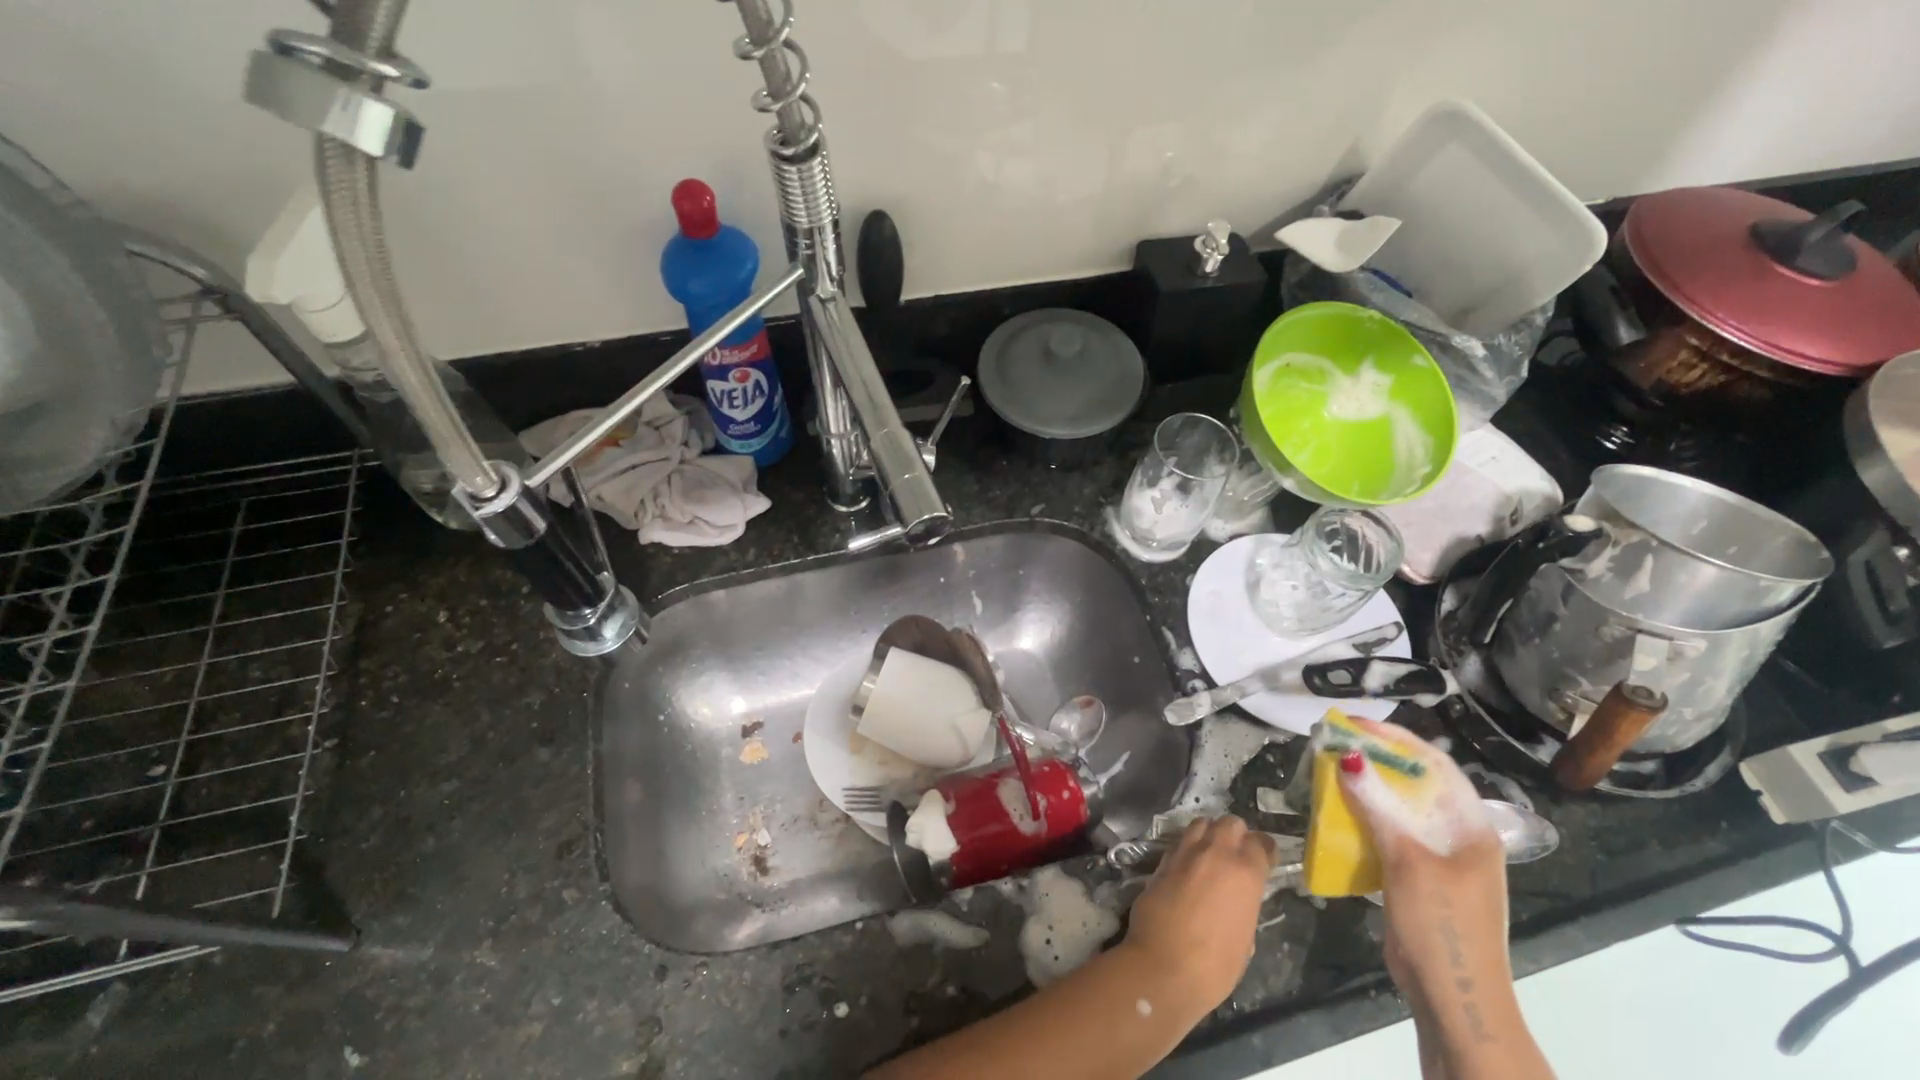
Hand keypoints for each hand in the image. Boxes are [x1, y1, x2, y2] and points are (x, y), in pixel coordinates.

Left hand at [1121, 816, 1276, 1010]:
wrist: (1164, 967)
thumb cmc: (1215, 966)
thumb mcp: (1246, 938)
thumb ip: (1245, 906)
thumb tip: (1237, 901)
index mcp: (1246, 873)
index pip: (1261, 842)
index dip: (1263, 850)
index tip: (1263, 859)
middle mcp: (1215, 854)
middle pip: (1230, 823)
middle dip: (1235, 834)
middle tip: (1234, 854)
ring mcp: (1185, 854)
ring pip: (1200, 824)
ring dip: (1208, 834)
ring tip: (1208, 854)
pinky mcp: (1160, 863)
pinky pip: (1178, 844)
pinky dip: (1185, 849)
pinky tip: (1186, 868)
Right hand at [1334, 719, 1514, 1034]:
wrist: (1454, 997)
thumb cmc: (1442, 925)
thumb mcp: (1409, 863)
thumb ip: (1379, 810)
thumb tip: (1349, 759)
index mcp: (1471, 826)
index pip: (1434, 764)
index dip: (1394, 738)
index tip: (1352, 723)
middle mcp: (1458, 835)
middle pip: (1415, 784)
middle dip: (1376, 760)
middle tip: (1334, 742)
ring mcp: (1439, 859)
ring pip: (1399, 810)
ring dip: (1366, 790)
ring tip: (1328, 771)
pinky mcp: (1417, 879)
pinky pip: (1389, 836)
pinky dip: (1364, 821)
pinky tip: (1336, 816)